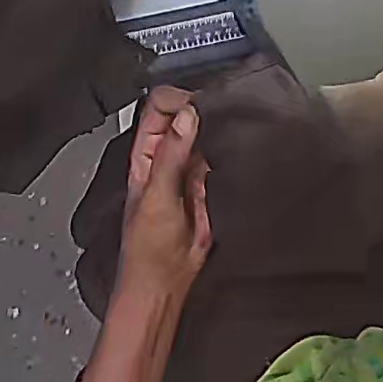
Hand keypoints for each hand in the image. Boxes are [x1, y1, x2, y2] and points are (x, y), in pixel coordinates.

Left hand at [115, 86, 211, 308]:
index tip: (199, 103)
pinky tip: (238, 147)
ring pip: (203, 137)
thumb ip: (172, 156)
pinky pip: (219, 160)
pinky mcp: (209, 187)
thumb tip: (187, 116)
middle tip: (221, 108)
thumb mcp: (158, 198)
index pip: (157, 110)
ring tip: (233, 125)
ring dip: (216, 129)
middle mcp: (166, 159)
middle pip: (183, 118)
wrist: (165, 282)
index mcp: (144, 155)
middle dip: (201, 108)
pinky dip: (229, 151)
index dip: (176, 99)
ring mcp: (188, 172)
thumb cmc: (147, 249)